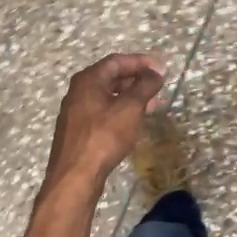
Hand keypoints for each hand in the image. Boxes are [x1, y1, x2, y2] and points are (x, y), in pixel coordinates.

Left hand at [42, 54, 165, 191]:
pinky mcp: (77, 130)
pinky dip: (120, 110)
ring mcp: (76, 111)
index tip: (161, 69)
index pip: (116, 61)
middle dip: (137, 80)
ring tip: (153, 104)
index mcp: (88, 80)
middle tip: (158, 86)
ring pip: (107, 96)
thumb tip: (156, 73)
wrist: (75, 175)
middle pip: (111, 77)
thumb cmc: (104, 136)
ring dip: (131, 97)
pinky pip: (102, 111)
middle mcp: (78, 91)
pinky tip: (133, 121)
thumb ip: (144, 87)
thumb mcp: (130, 108)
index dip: (140, 62)